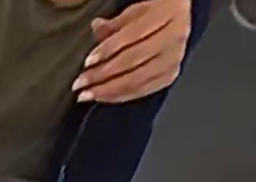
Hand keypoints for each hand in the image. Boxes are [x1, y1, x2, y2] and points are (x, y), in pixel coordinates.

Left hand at [74, 0, 190, 103]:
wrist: (175, 22)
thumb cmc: (153, 13)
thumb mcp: (135, 11)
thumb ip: (115, 23)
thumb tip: (96, 26)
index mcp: (170, 10)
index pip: (134, 33)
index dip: (109, 48)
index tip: (87, 62)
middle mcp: (176, 34)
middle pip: (133, 59)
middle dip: (102, 74)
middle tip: (79, 84)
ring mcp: (174, 58)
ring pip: (136, 79)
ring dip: (106, 90)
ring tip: (85, 95)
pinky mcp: (169, 76)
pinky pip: (140, 91)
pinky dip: (117, 96)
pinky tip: (100, 97)